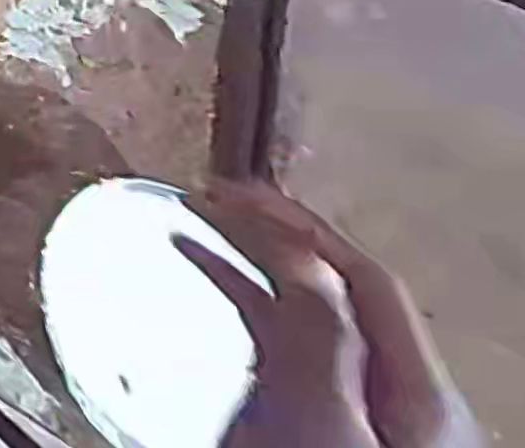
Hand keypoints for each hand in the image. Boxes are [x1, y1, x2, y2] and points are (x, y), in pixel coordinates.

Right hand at [175, 182, 483, 447]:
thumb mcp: (321, 420)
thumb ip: (319, 338)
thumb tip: (294, 251)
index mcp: (414, 389)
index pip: (366, 278)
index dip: (301, 224)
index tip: (232, 189)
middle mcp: (392, 385)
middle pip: (338, 284)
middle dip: (273, 229)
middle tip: (209, 192)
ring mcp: (351, 396)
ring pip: (303, 300)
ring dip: (248, 249)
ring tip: (196, 216)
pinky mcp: (310, 403)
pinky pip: (276, 325)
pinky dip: (234, 283)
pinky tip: (195, 262)